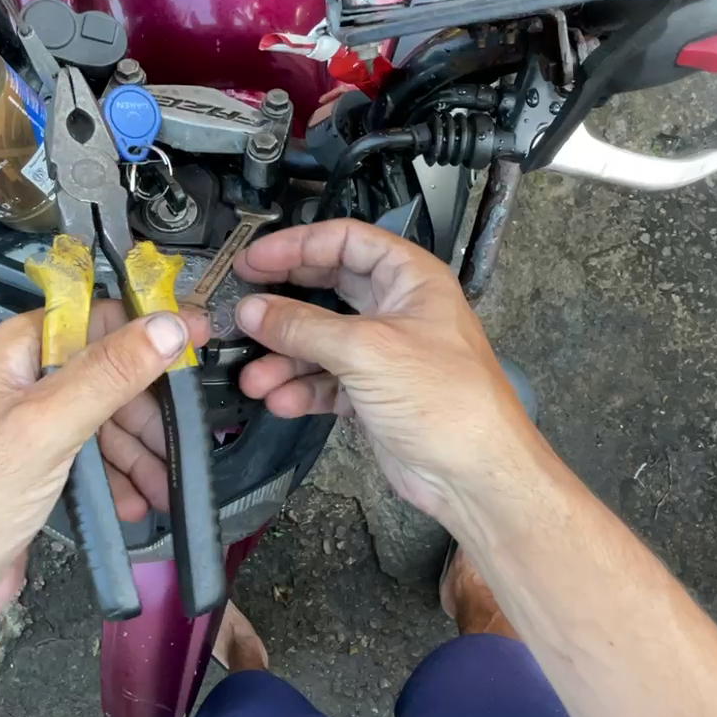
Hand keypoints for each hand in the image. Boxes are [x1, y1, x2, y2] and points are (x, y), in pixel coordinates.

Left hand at [0, 307, 196, 641]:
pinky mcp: (30, 468)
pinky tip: (136, 503)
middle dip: (146, 407)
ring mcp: (22, 427)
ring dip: (137, 450)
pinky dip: (114, 476)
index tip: (196, 340)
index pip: (90, 317)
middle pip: (102, 372)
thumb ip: (109, 373)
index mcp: (8, 353)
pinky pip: (86, 457)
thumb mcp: (46, 429)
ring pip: (99, 419)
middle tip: (185, 434)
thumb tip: (169, 324)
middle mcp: (15, 381)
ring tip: (167, 485)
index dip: (145, 327)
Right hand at [231, 220, 543, 523]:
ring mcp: (382, 352)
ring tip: (253, 375)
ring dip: (283, 358)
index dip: (297, 246)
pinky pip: (324, 380)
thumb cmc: (449, 401)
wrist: (474, 475)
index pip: (345, 242)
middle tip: (243, 304)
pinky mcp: (371, 392)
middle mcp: (396, 309)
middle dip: (283, 302)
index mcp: (410, 279)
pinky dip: (300, 389)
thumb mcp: (367, 351)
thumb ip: (304, 328)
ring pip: (319, 341)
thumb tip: (255, 310)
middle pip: (327, 289)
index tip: (256, 260)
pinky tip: (279, 399)